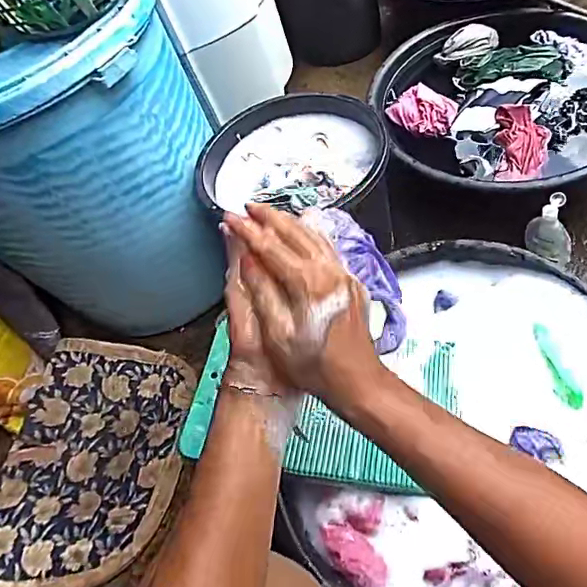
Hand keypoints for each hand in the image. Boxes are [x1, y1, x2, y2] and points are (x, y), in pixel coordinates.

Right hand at [221, 204, 377, 399]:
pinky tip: (306, 229)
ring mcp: (343, 274)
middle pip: (295, 233)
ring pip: (314, 236)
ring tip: (270, 213)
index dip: (247, 231)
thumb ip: (262, 291)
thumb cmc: (314, 365)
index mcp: (307, 282)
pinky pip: (328, 247)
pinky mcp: (351, 281)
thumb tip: (246, 259)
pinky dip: (312, 233)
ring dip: (290, 221)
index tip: (230, 217)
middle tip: (247, 207)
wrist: (357, 379)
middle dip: (269, 217)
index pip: (271, 246)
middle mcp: (328, 270)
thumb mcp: (277, 333)